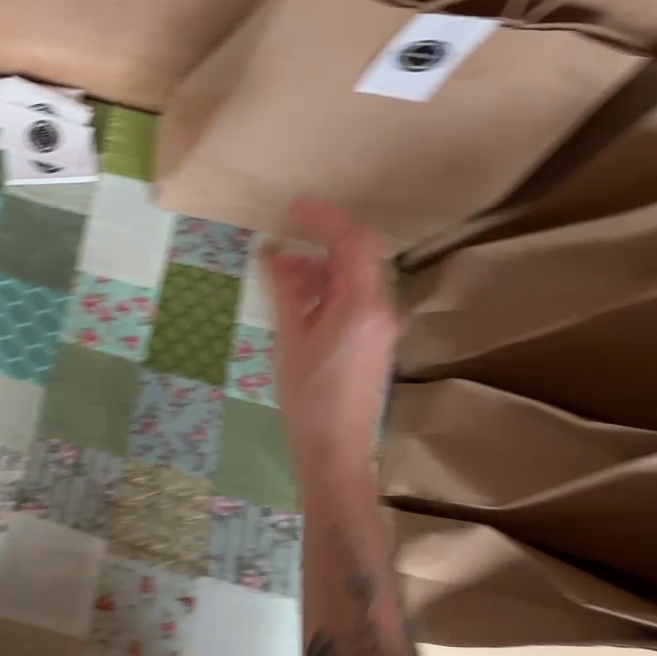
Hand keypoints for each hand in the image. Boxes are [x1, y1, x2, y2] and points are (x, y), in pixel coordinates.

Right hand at [266, 197, 397, 468]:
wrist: (335, 449)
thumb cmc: (308, 394)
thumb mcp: (290, 336)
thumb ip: (286, 288)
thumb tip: (274, 250)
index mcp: (362, 305)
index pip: (352, 243)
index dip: (325, 218)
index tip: (295, 206)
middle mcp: (382, 309)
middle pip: (357, 258)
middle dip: (319, 244)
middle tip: (281, 243)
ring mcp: (381, 326)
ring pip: (354, 279)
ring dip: (320, 268)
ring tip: (280, 276)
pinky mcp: (374, 341)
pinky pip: (354, 299)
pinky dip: (327, 290)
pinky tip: (297, 302)